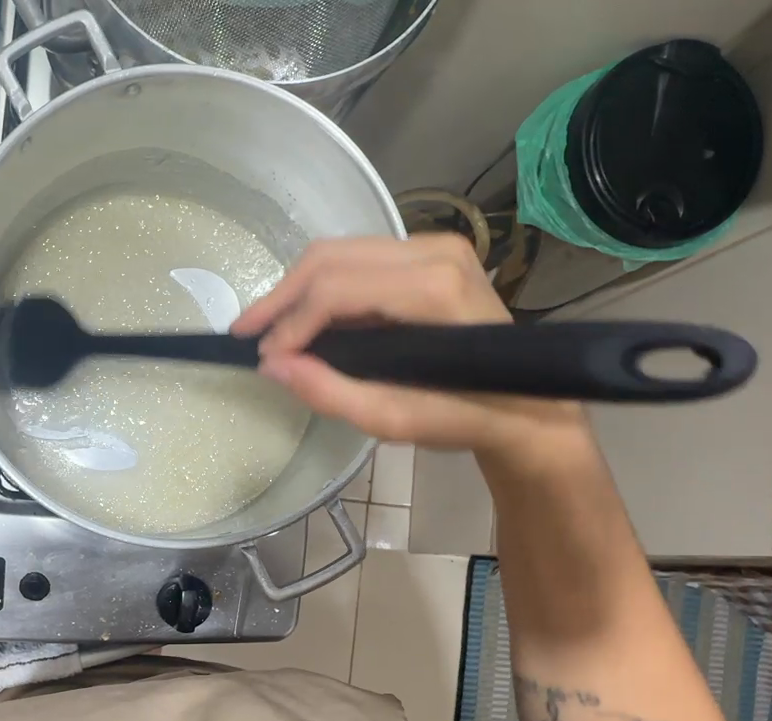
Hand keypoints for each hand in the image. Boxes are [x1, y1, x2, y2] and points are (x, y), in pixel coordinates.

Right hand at [233, 235, 591, 463]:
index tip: (263, 360)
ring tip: (268, 330)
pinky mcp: (430, 254)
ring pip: (338, 252)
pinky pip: (356, 259)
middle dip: (280, 297)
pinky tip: (304, 320)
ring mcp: (435, 247)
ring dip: (296, 290)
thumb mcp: (395, 421)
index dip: (289, 324)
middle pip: (329, 258)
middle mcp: (434, 252)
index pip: (335, 289)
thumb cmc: (465, 415)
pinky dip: (321, 288)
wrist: (526, 405)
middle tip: (245, 334)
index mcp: (433, 288)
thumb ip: (331, 393)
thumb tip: (272, 367)